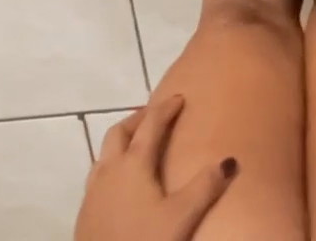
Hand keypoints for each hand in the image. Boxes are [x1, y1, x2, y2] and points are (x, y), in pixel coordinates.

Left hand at [75, 96, 235, 240]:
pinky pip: (97, 173)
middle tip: (155, 116)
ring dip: (121, 140)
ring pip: (104, 151)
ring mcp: (93, 189)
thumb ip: (205, 187)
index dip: (166, 108)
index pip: (151, 125)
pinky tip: (119, 181)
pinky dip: (111, 163)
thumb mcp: (181, 216)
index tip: (179, 98)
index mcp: (134, 163)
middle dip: (138, 118)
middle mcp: (110, 168)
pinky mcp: (85, 209)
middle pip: (120, 131)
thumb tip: (230, 160)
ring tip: (136, 144)